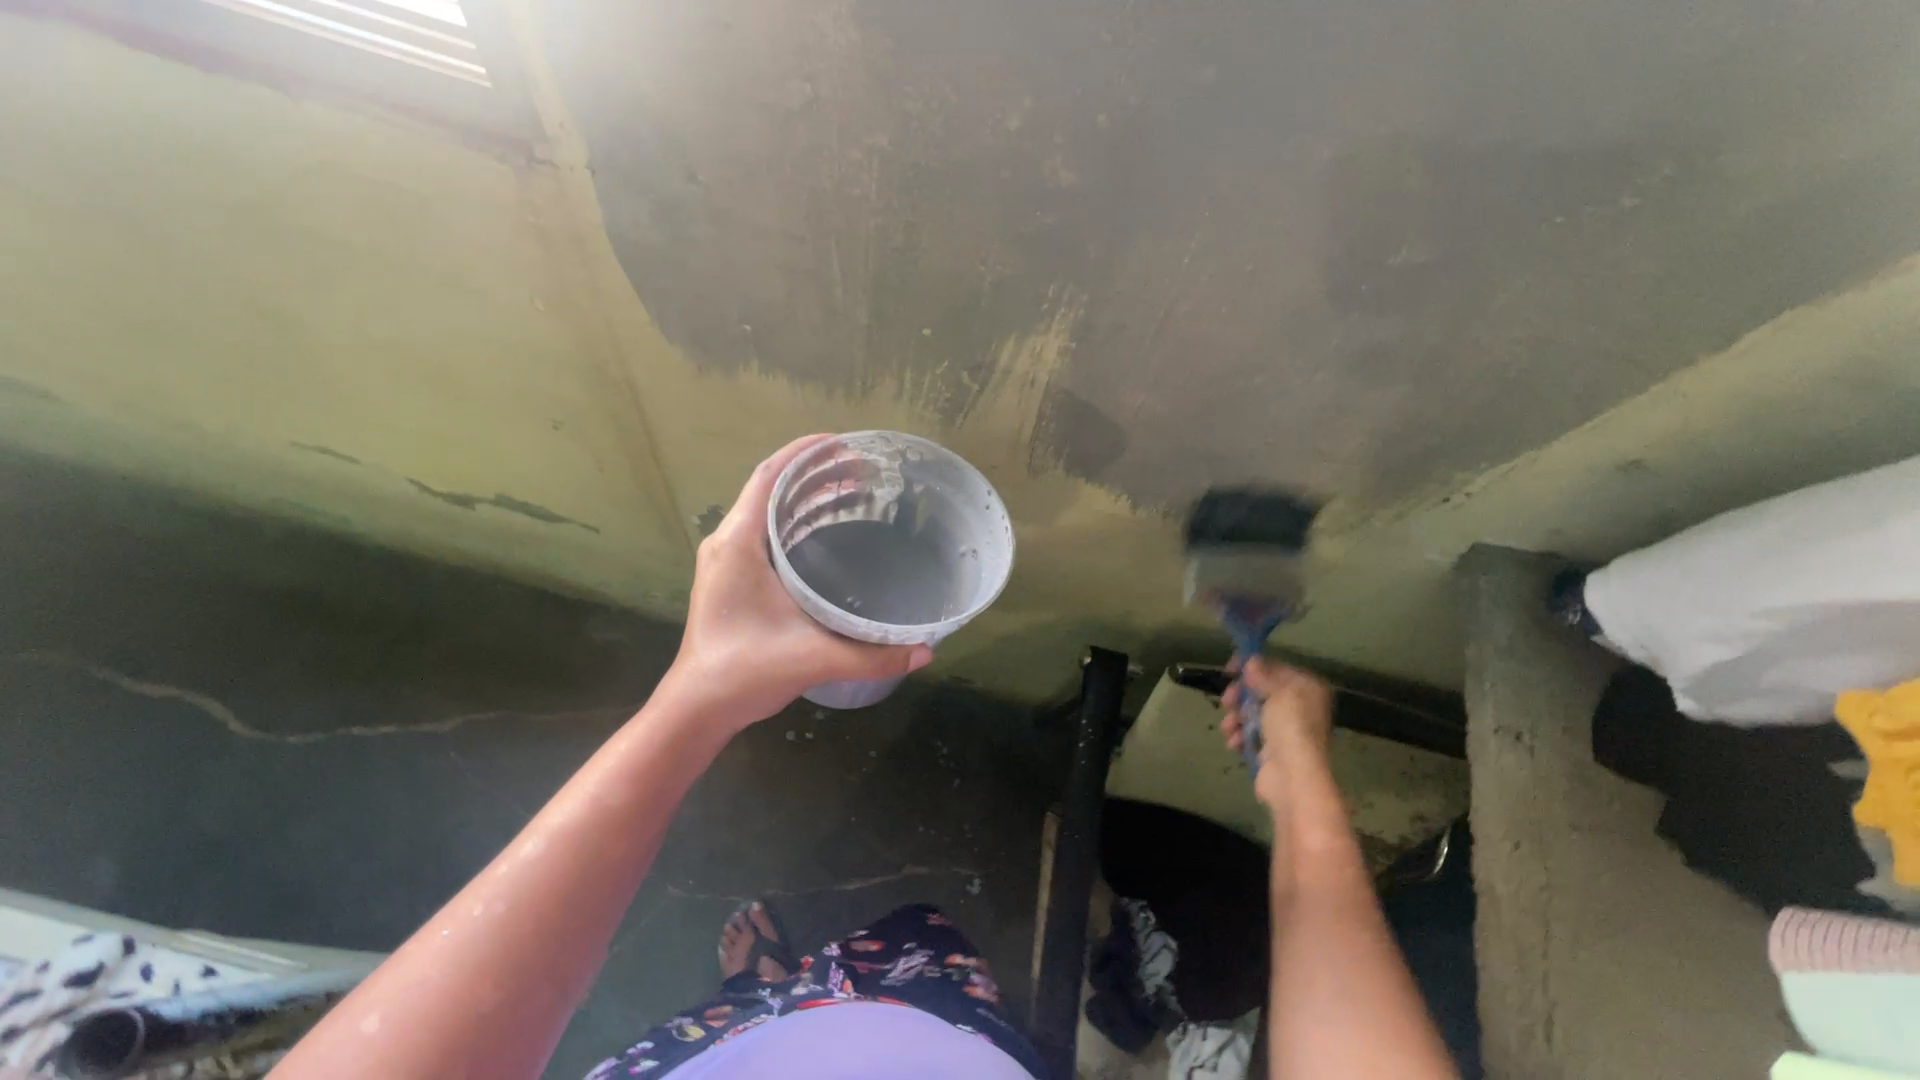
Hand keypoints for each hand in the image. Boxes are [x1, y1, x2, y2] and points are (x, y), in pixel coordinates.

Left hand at [668, 435, 933, 727]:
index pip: (770, 475)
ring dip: (805, 498)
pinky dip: (795, 523)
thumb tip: (926, 650)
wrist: (697, 707)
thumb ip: (873, 655)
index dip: (806, 452)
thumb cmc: (745, 671)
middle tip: (864, 471)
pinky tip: (826, 537)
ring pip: (767, 511)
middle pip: (772, 488)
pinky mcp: (729, 578)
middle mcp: (728, 542)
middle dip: (816, 473)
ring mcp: (725, 560)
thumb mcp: (815, 658)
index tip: (845, 443)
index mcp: (739, 543)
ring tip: (852, 494)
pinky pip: (764, 533)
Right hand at [1222, 658, 1334, 808]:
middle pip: (1261, 691)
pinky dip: (1239, 735)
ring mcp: (1285, 729)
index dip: (1251, 666)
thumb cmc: (1289, 728)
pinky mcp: (1272, 749)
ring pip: (1252, 712)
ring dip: (1236, 717)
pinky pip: (1250, 733)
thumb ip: (1262, 675)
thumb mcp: (1277, 692)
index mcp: (1307, 688)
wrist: (1292, 777)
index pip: (1276, 668)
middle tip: (1227, 701)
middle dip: (1240, 695)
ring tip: (1229, 727)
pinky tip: (1234, 742)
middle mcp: (1300, 706)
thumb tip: (1251, 661)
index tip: (1229, 669)